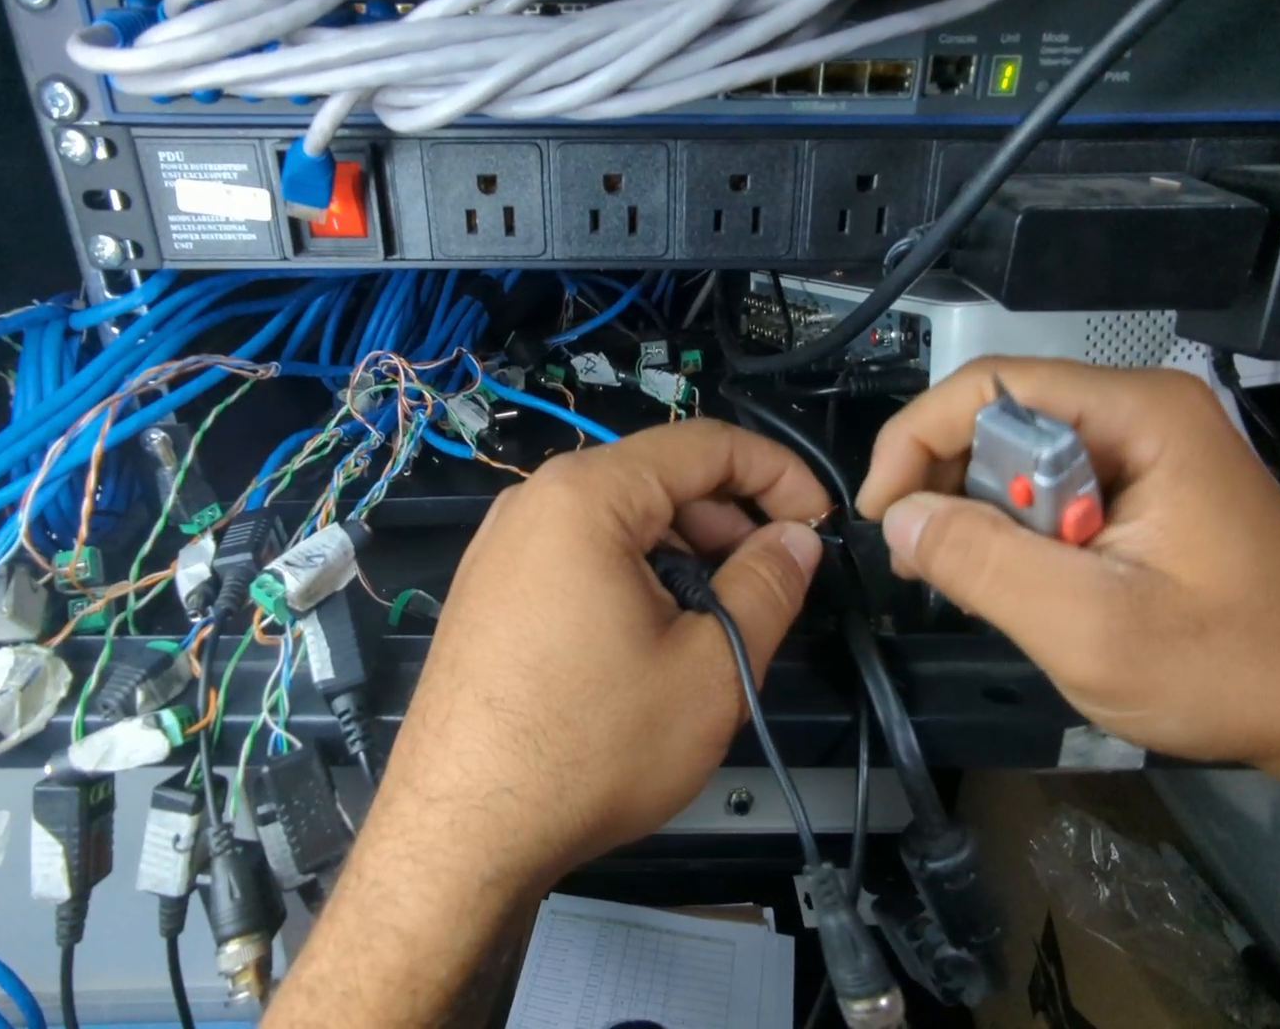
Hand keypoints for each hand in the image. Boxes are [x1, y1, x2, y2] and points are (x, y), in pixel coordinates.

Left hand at [377, 419, 830, 881]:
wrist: (460, 833)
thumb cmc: (590, 746)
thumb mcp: (710, 669)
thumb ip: (767, 586)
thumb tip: (797, 538)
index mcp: (586, 496)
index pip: (705, 444)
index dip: (778, 474)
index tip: (819, 523)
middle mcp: (534, 502)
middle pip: (658, 480)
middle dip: (728, 524)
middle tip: (767, 588)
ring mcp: (502, 546)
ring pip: (620, 522)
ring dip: (683, 557)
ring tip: (709, 627)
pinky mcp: (490, 589)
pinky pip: (579, 555)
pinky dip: (633, 577)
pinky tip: (649, 640)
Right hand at [856, 357, 1279, 769]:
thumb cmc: (1230, 672)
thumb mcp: (1089, 626)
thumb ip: (982, 563)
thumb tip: (897, 518)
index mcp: (1138, 416)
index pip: (987, 388)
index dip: (915, 441)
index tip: (884, 515)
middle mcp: (1135, 414)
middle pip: (992, 419)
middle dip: (940, 487)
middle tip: (919, 562)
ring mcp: (1135, 451)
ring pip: (1005, 457)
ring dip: (968, 517)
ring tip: (959, 582)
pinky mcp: (1131, 489)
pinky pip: (1033, 489)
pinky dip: (1001, 533)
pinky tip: (1004, 582)